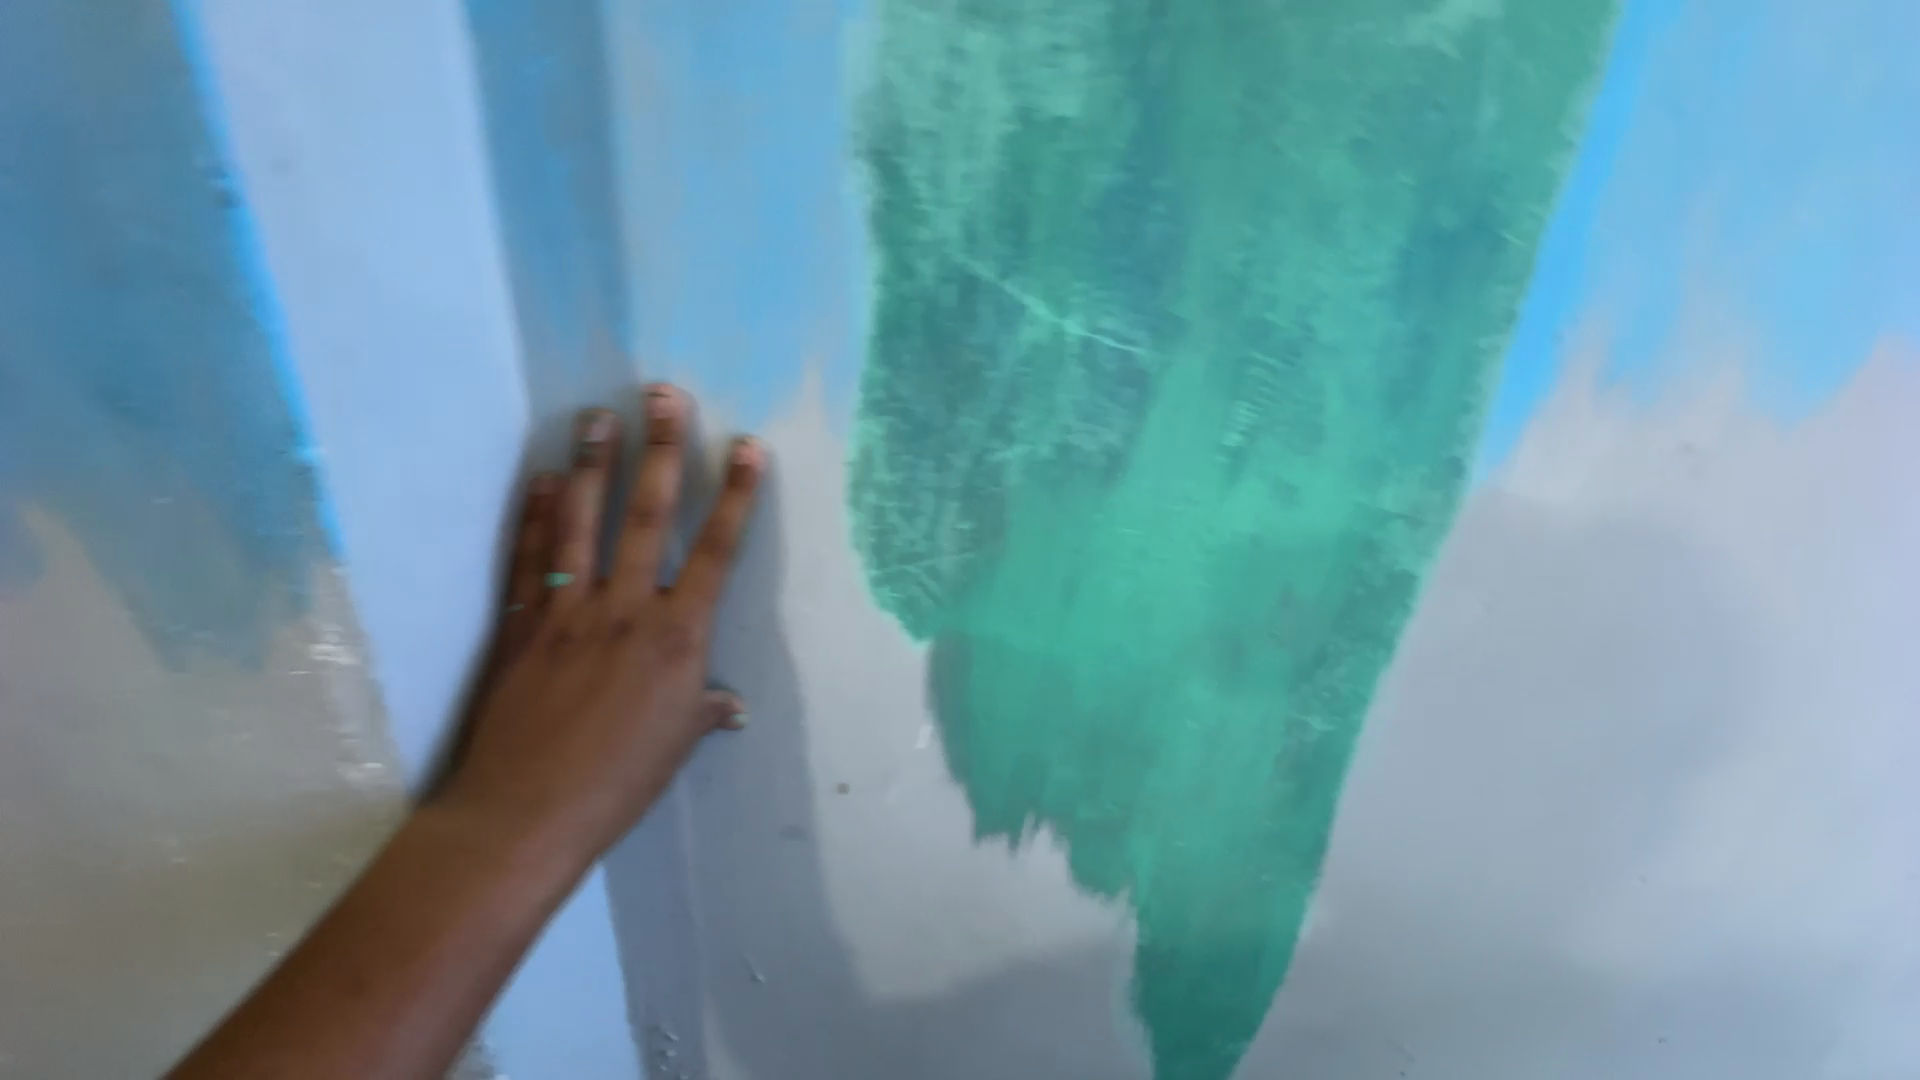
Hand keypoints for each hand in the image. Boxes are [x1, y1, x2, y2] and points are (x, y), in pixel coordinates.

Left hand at [436, 384, 765, 866]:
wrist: (525, 814)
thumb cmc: (620, 783)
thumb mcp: (677, 745)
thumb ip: (704, 710)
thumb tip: (730, 706)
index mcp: (678, 636)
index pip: (716, 551)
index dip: (737, 496)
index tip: (748, 447)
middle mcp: (627, 608)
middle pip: (648, 516)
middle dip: (661, 451)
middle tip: (663, 394)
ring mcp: (568, 612)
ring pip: (581, 522)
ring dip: (591, 465)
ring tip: (597, 415)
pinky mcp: (521, 624)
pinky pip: (528, 558)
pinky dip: (532, 515)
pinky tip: (538, 478)